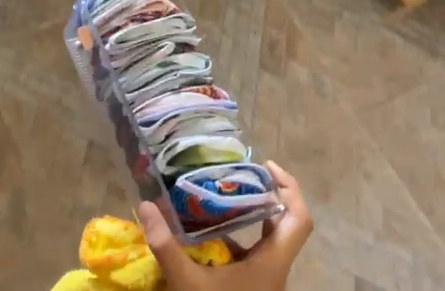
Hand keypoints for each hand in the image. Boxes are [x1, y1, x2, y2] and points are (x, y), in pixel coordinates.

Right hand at [138, 162, 311, 290]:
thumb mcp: (186, 283)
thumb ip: (166, 245)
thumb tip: (145, 204)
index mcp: (271, 263)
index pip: (300, 220)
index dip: (290, 188)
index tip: (266, 166)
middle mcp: (275, 268)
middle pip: (286, 224)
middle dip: (265, 194)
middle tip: (237, 173)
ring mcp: (265, 279)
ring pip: (268, 238)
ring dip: (249, 214)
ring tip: (217, 194)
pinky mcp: (253, 287)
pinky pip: (252, 253)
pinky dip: (236, 236)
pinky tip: (206, 231)